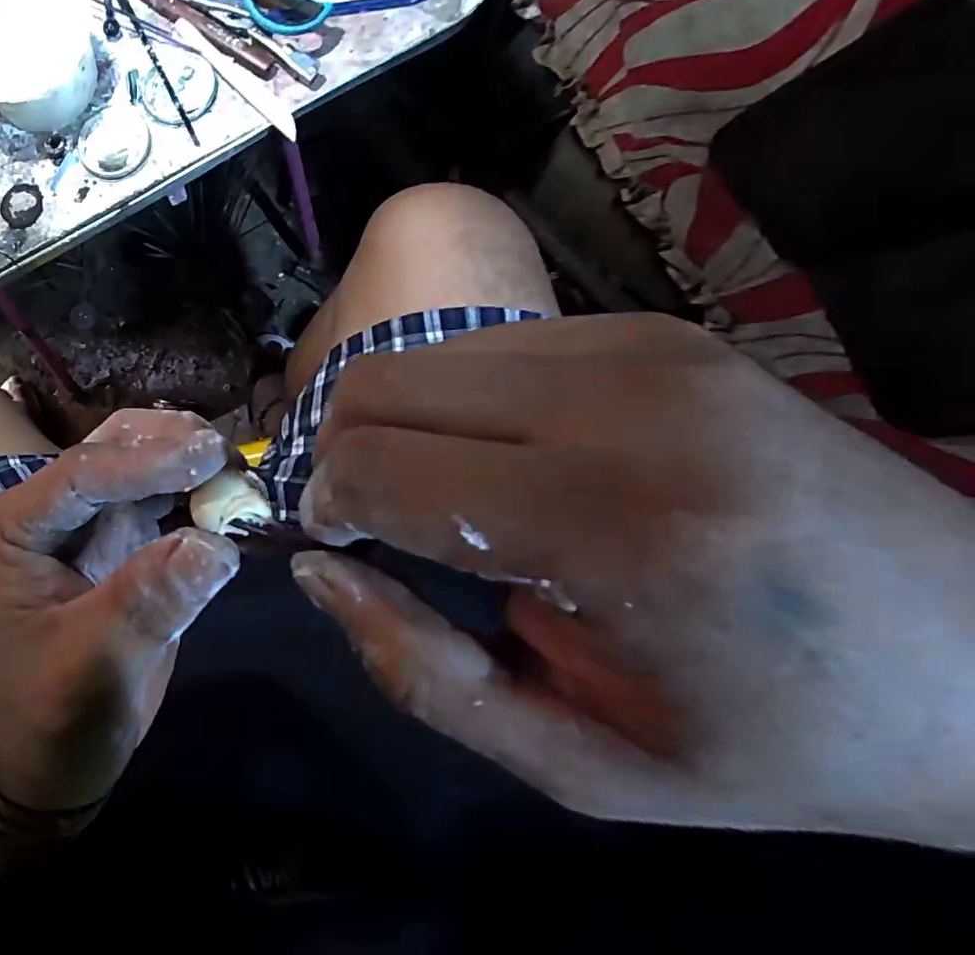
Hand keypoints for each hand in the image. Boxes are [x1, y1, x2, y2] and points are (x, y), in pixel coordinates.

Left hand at [0, 409, 241, 810]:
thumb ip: (147, 601)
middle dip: (173, 447)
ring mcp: (94, 525)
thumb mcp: (90, 664)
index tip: (210, 457)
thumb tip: (216, 545)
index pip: (84, 472)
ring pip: (146, 468)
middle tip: (235, 462)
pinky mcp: (128, 547)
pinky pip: (169, 507)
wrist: (37, 761)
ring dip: (194, 467)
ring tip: (246, 481)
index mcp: (22, 525)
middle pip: (115, 450)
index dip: (147, 460)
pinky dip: (203, 501)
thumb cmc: (43, 715)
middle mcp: (56, 511)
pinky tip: (239, 507)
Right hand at [291, 314, 974, 848]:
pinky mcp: (645, 328)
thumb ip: (416, 671)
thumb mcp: (577, 763)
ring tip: (433, 488)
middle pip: (370, 390)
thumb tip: (316, 567)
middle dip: (338, 457)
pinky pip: (471, 349)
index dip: (324, 507)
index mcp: (610, 524)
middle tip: (374, 517)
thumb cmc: (773, 738)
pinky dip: (444, 403)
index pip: (371, 468)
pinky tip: (494, 455)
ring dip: (386, 426)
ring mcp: (639, 348)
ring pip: (409, 360)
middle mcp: (621, 406)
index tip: (340, 545)